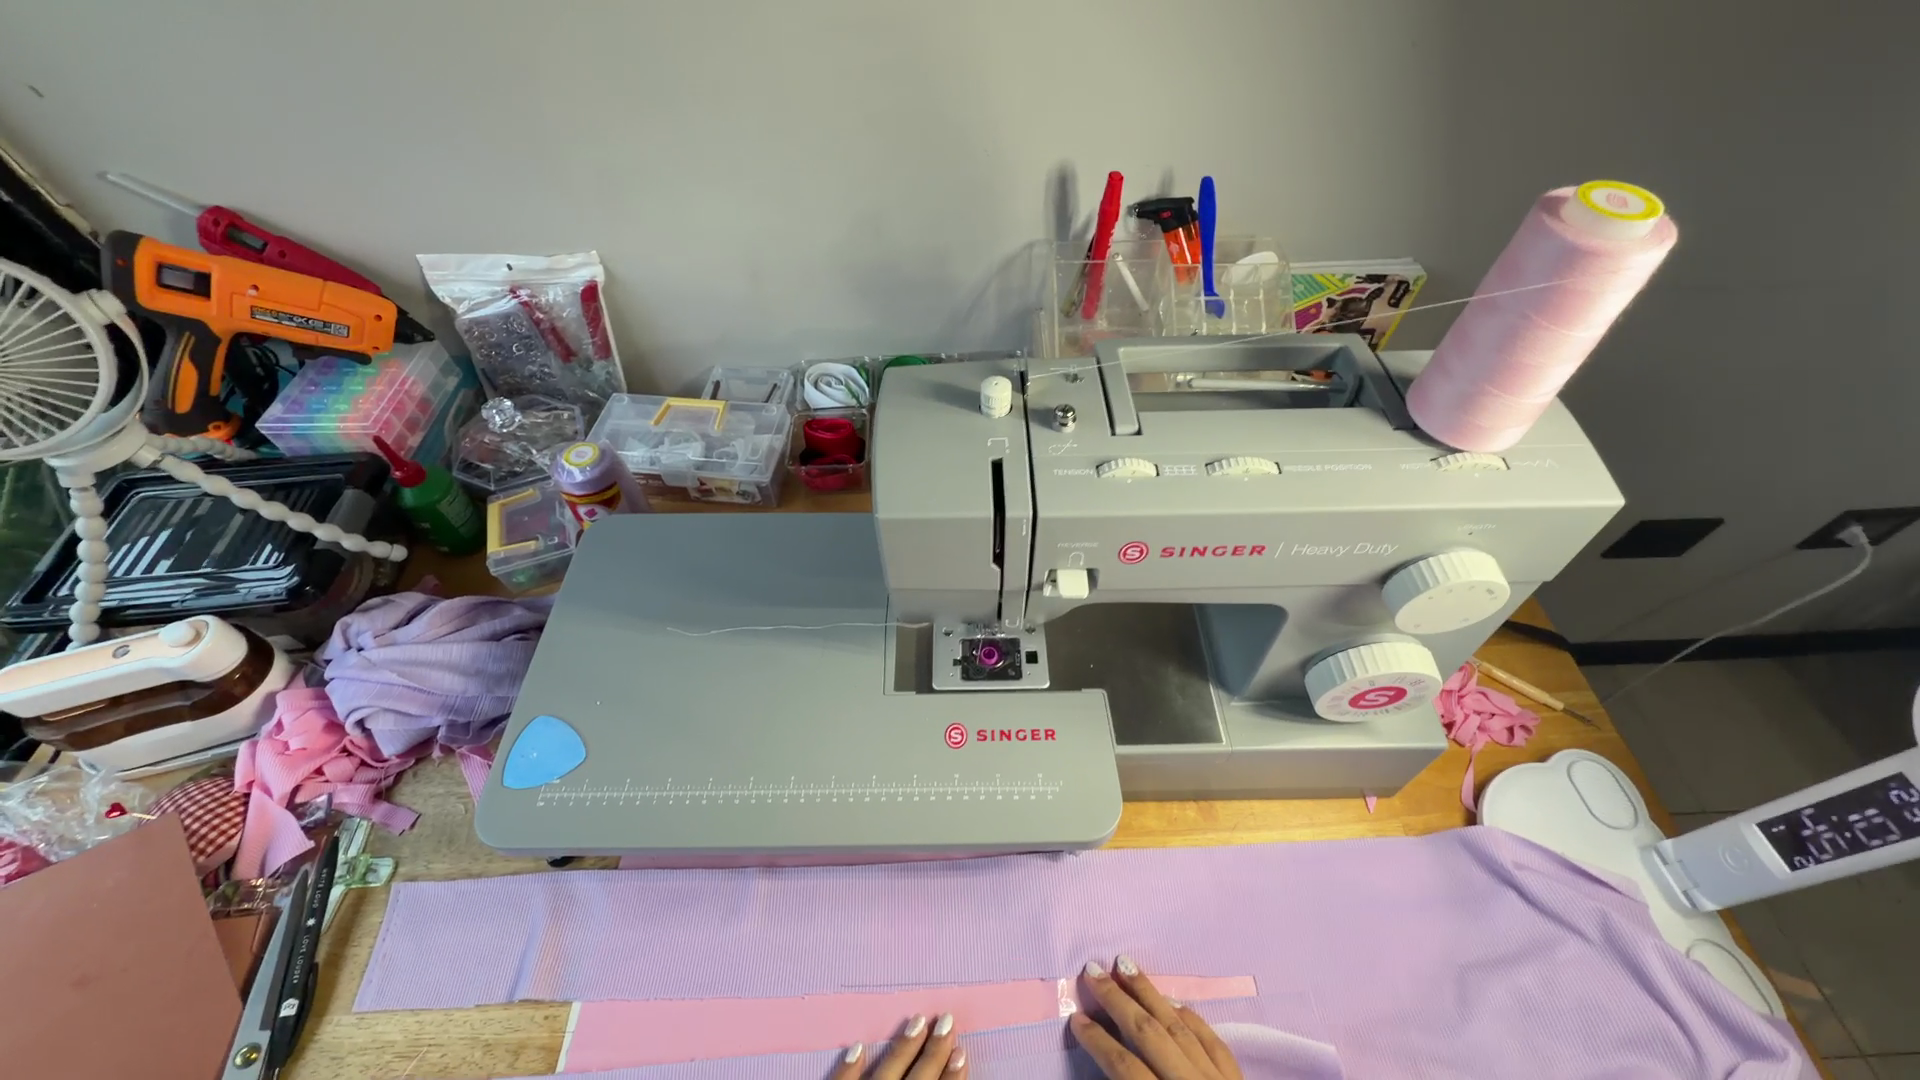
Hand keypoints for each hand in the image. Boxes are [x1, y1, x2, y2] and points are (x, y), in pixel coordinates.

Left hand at [829, 1012, 966, 1079]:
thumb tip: (944, 1071)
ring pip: (886, 1074)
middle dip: (934, 1051)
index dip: (952, 1075)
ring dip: (903, 1049)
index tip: (962, 1051)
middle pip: (918, 1079)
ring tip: (917, 1021)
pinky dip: (848, 1068)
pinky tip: (857, 1046)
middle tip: (947, 1021)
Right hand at [1070, 957, 1243, 1079]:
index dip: (1098, 1042)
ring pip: (1180, 1027)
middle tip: (1092, 969)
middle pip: (1150, 1035)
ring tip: (1126, 965)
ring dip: (1150, 994)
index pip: (1125, 1069)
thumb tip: (1108, 1074)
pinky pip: (1213, 1042)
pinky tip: (1174, 1002)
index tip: (1075, 1018)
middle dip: (1117, 1000)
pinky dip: (1192, 1019)